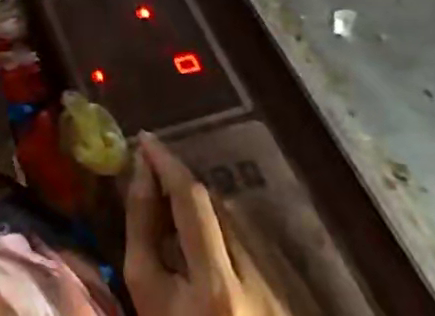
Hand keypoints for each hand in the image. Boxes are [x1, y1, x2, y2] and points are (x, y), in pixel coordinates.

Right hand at [125, 133, 265, 315]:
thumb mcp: (146, 294)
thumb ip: (142, 228)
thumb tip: (142, 172)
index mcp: (215, 288)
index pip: (191, 200)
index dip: (167, 162)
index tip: (144, 140)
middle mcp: (256, 281)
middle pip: (214, 202)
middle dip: (180, 180)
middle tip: (153, 170)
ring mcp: (280, 285)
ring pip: (235, 219)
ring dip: (202, 205)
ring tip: (175, 212)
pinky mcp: (293, 288)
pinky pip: (253, 238)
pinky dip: (225, 227)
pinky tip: (207, 240)